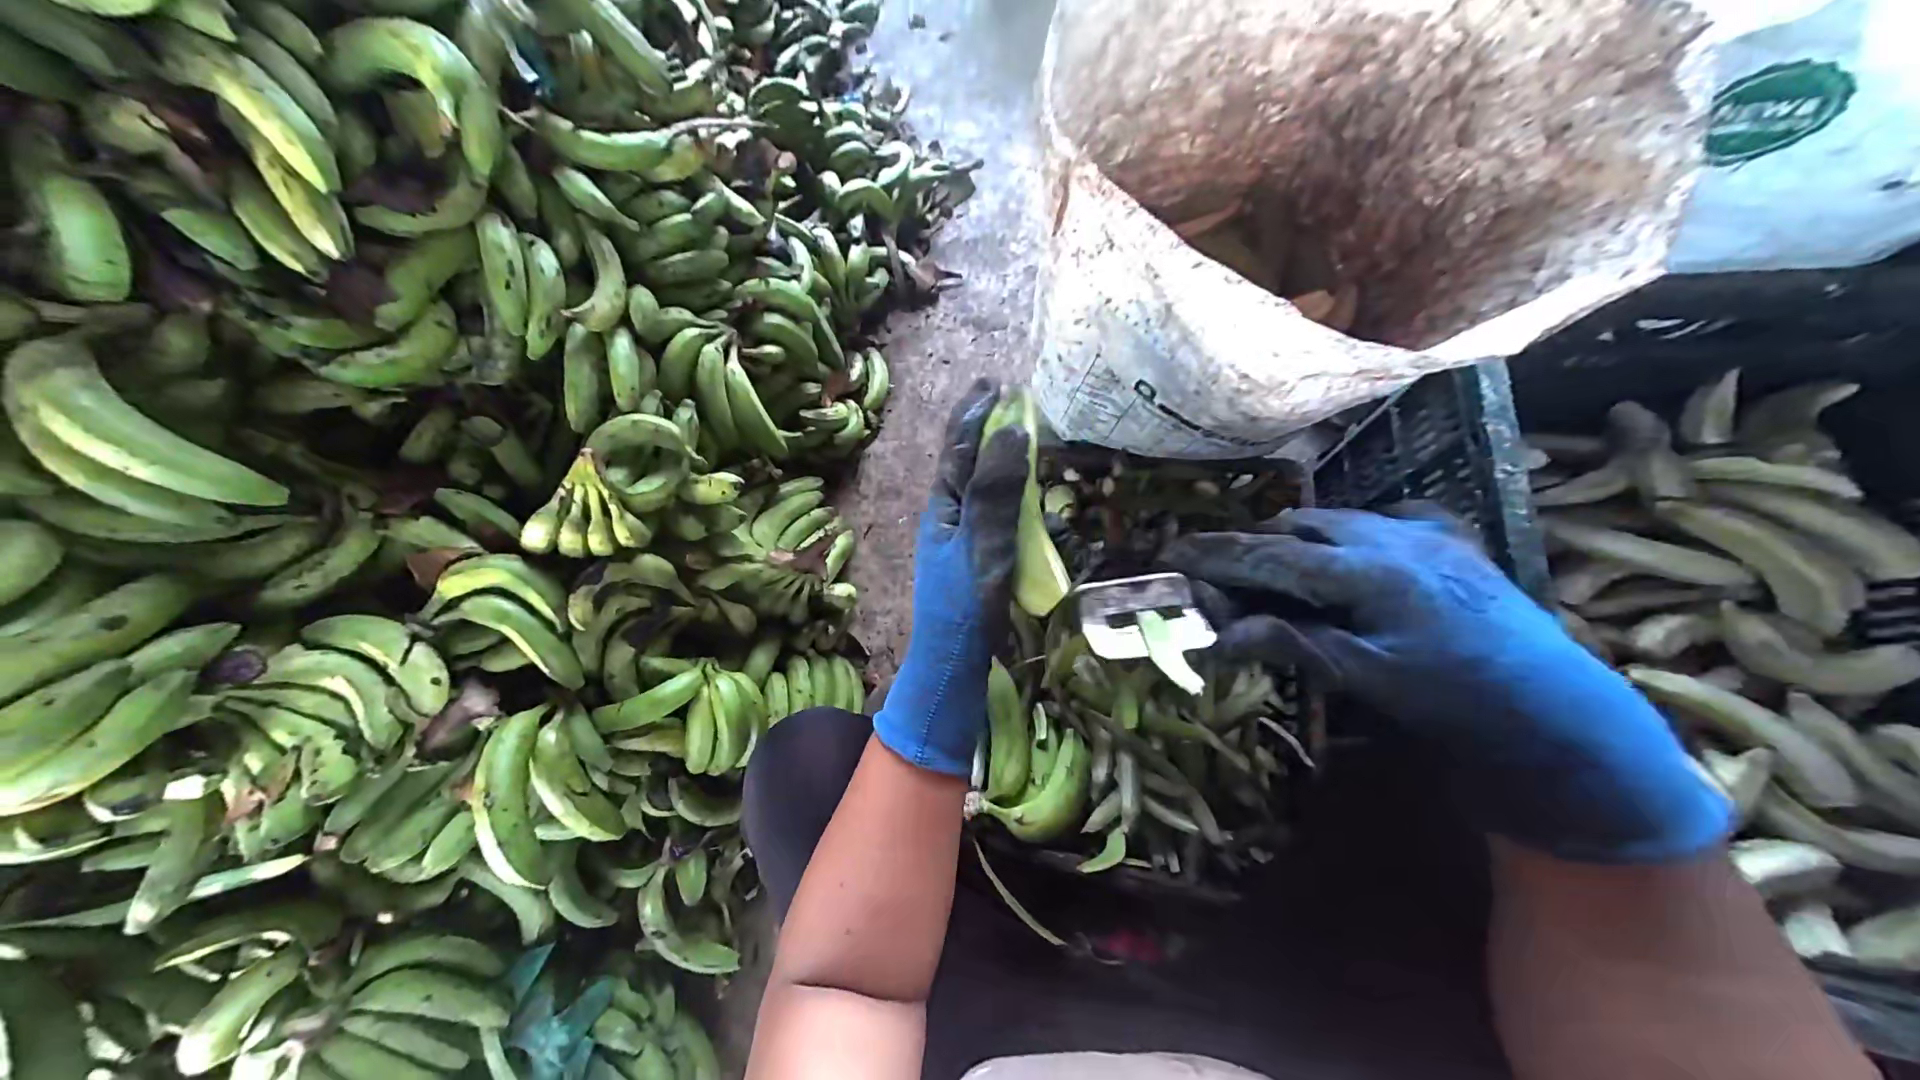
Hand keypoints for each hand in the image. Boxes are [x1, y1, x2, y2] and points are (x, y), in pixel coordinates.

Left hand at [872, 380, 1027, 775]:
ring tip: (1027, 440)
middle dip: (989, 431)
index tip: (993, 383)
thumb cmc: (964, 603)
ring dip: (1004, 462)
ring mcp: (965, 538)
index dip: (974, 413)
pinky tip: (1032, 500)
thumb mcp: (981, 542)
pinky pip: (1000, 517)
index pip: (958, 448)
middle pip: (971, 463)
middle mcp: (951, 516)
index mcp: (943, 506)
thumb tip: (1012, 430)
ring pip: (986, 488)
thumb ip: (995, 489)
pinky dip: (1016, 500)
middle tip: (1015, 402)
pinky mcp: (981, 559)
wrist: (955, 661)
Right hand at [1162, 506, 1730, 862]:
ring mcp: (1424, 532)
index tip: (1172, 552)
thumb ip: (1292, 643)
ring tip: (1269, 567)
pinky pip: (1379, 520)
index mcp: (1368, 572)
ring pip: (1332, 519)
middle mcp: (1392, 536)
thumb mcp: (1363, 677)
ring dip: (1292, 539)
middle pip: (1294, 528)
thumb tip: (1217, 637)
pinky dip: (1344, 534)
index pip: (1270, 555)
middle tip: (1216, 572)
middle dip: (1249, 546)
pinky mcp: (1448, 539)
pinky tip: (1340, 558)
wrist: (1562, 714)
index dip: (1216, 555)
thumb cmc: (1456, 703)